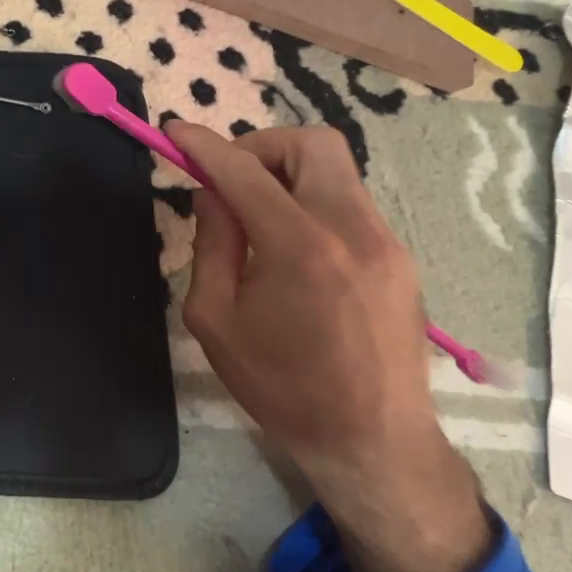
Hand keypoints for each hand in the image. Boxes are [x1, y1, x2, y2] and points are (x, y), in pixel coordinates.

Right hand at [166, 122, 491, 571]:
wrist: (371, 439)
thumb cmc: (278, 384)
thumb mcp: (214, 317)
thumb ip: (212, 244)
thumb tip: (212, 195)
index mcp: (300, 247)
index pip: (245, 170)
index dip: (203, 145)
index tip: (173, 132)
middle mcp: (353, 231)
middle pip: (312, 144)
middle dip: (259, 146)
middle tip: (225, 178)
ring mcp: (385, 242)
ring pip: (335, 170)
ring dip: (285, 173)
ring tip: (250, 214)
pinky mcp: (398, 258)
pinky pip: (348, 201)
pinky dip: (308, 199)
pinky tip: (284, 243)